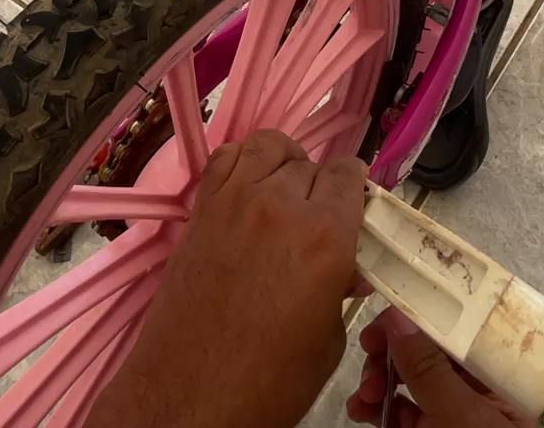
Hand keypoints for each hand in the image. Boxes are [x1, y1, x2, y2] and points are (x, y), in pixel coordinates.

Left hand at [87, 130, 367, 427]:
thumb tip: (347, 264)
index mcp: (325, 237)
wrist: (188, 398)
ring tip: (286, 187)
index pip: (348, 175)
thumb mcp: (327, 341)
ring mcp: (237, 200)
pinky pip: (228, 155)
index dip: (355, 185)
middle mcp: (282, 205)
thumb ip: (341, 286)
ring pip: (270, 145)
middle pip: (313, 164)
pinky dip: (245, 158)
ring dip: (286, 160)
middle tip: (320, 215)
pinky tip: (250, 182)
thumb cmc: (267, 383)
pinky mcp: (204, 206)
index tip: (354, 198)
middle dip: (323, 186)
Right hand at [346, 307, 535, 427]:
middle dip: (390, 354)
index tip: (380, 319)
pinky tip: (363, 412)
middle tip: (366, 357)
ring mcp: (454, 419)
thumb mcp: (460, 419)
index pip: (457, 331)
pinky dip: (382, 410)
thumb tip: (397, 315)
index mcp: (500, 380)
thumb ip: (429, 369)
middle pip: (427, 354)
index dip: (417, 319)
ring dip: (379, 382)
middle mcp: (478, 394)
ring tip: (362, 398)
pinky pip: (405, 414)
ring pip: (411, 384)